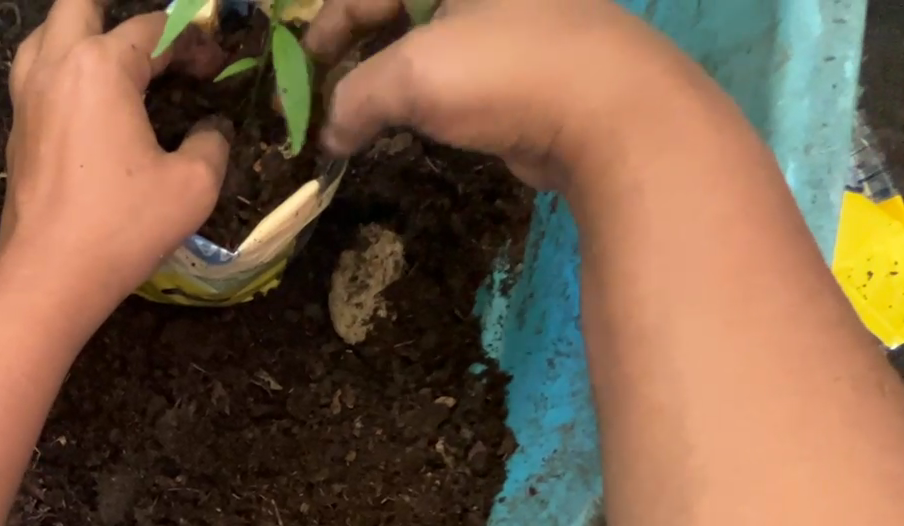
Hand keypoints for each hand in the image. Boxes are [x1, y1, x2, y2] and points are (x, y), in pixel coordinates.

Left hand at [0, 0, 231, 307]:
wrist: (49, 278)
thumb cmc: (121, 229)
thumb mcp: (192, 187)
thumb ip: (212, 144)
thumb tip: (212, 129)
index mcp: (99, 68)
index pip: (154, 30)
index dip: (193, 42)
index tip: (215, 70)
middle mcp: (54, 71)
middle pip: (77, 6)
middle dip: (116, 14)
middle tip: (149, 43)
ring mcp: (26, 105)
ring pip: (41, 40)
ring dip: (74, 36)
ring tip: (105, 60)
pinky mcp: (16, 141)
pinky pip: (33, 85)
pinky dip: (57, 79)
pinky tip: (80, 108)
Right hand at [305, 0, 707, 188]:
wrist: (604, 112)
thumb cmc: (504, 72)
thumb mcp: (411, 76)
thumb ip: (352, 98)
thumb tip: (329, 134)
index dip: (323, 33)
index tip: (299, 81)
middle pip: (392, 9)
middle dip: (351, 54)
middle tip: (323, 99)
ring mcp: (500, 14)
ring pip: (418, 39)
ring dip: (380, 80)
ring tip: (355, 118)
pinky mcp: (514, 56)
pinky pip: (446, 66)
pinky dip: (415, 94)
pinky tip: (400, 122)